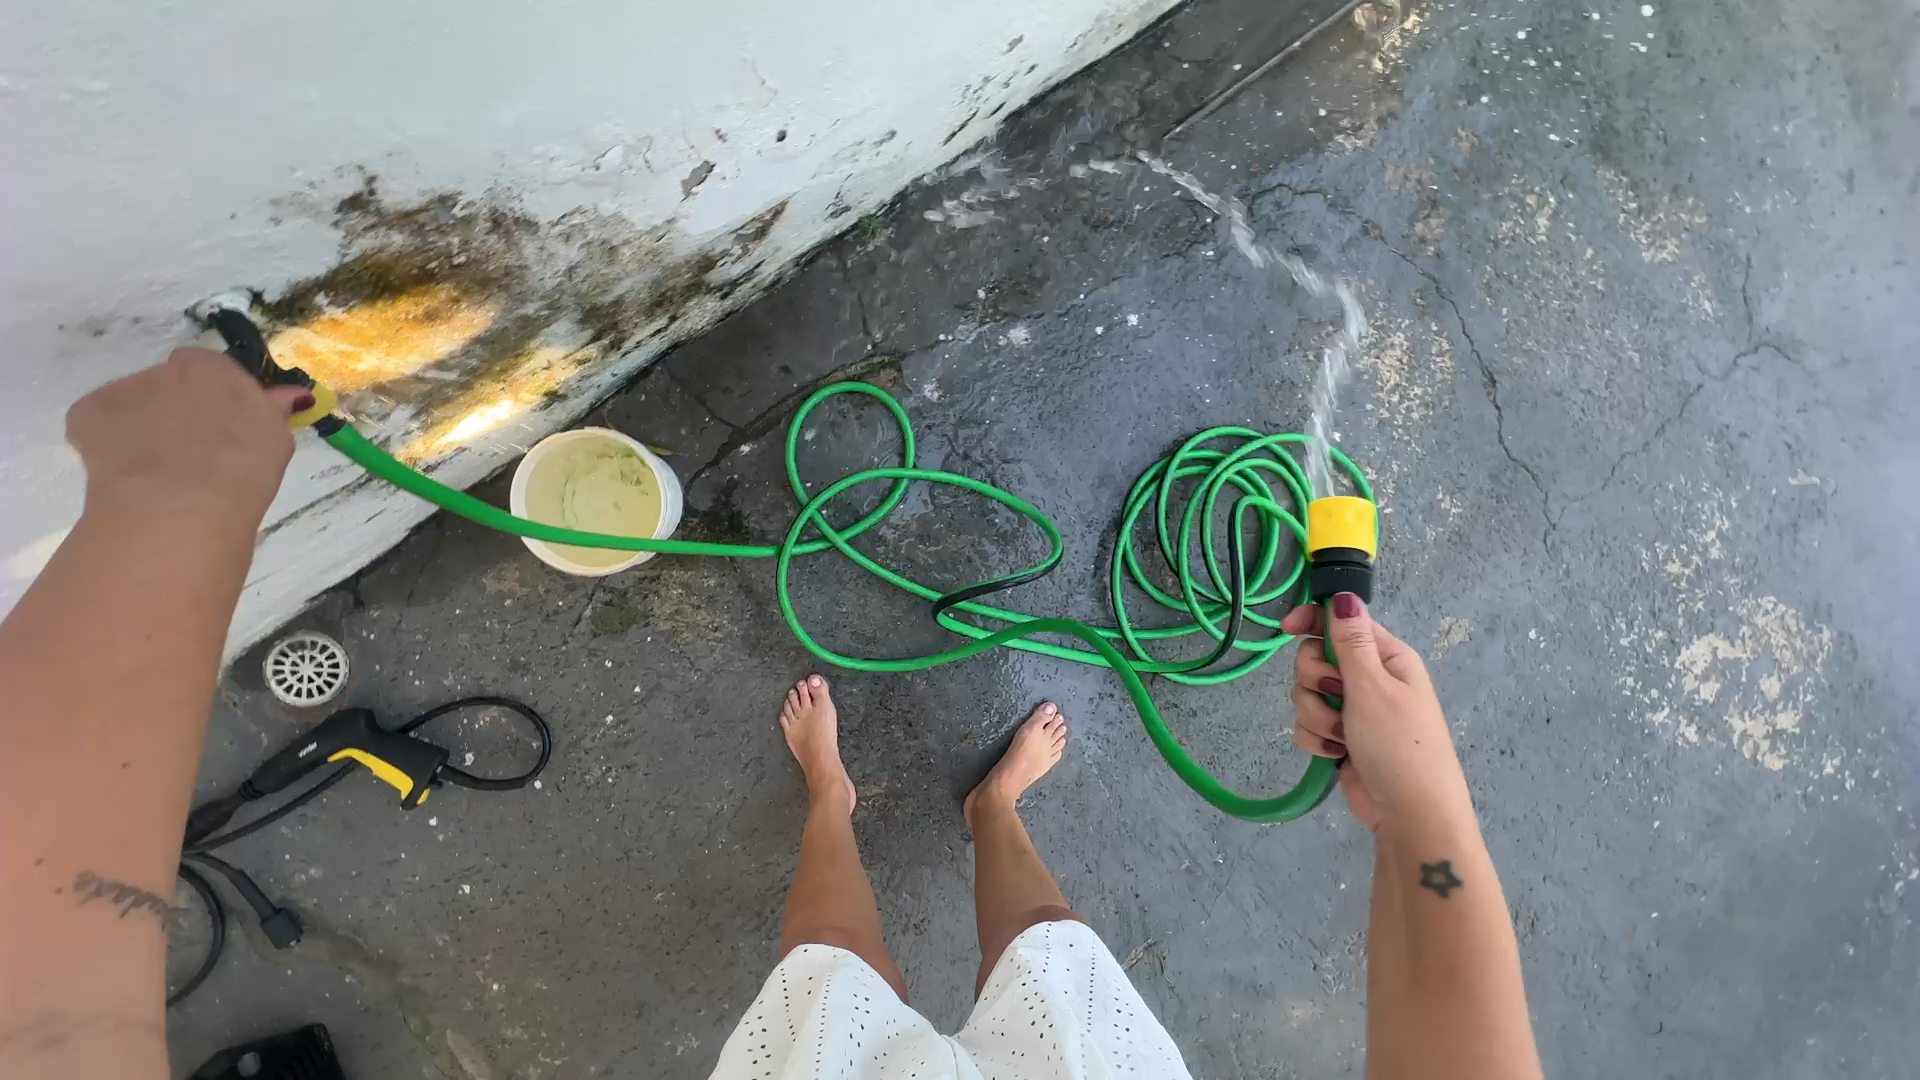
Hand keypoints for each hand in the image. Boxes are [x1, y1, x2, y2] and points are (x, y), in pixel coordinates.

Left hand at [66, 347, 311, 524]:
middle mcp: (163, 371)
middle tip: (205, 445)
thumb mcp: (277, 436)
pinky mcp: (85, 415)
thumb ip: (274, 408)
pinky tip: (139, 467)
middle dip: (185, 406)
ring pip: (140, 403)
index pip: (215, 367)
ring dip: (153, 422)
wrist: (180, 500)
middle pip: (174, 383)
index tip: (235, 420)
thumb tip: (289, 395)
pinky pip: (106, 422)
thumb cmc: (244, 465)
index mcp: (212, 369)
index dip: (224, 392)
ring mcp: (120, 391)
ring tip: (171, 463)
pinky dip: (119, 439)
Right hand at [1281, 594, 1473, 832]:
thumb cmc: (1399, 744)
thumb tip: (1344, 595)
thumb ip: (1351, 641)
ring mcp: (1353, 710)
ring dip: (1316, 716)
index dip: (1311, 621)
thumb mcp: (1373, 687)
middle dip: (1315, 682)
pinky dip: (1315, 738)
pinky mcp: (1338, 737)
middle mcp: (1368, 679)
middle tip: (1337, 698)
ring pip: (1306, 694)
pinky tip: (1335, 753)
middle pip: (1314, 659)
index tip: (1286, 628)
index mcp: (1386, 658)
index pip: (1340, 622)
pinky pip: (1306, 724)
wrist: (1409, 814)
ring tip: (1341, 737)